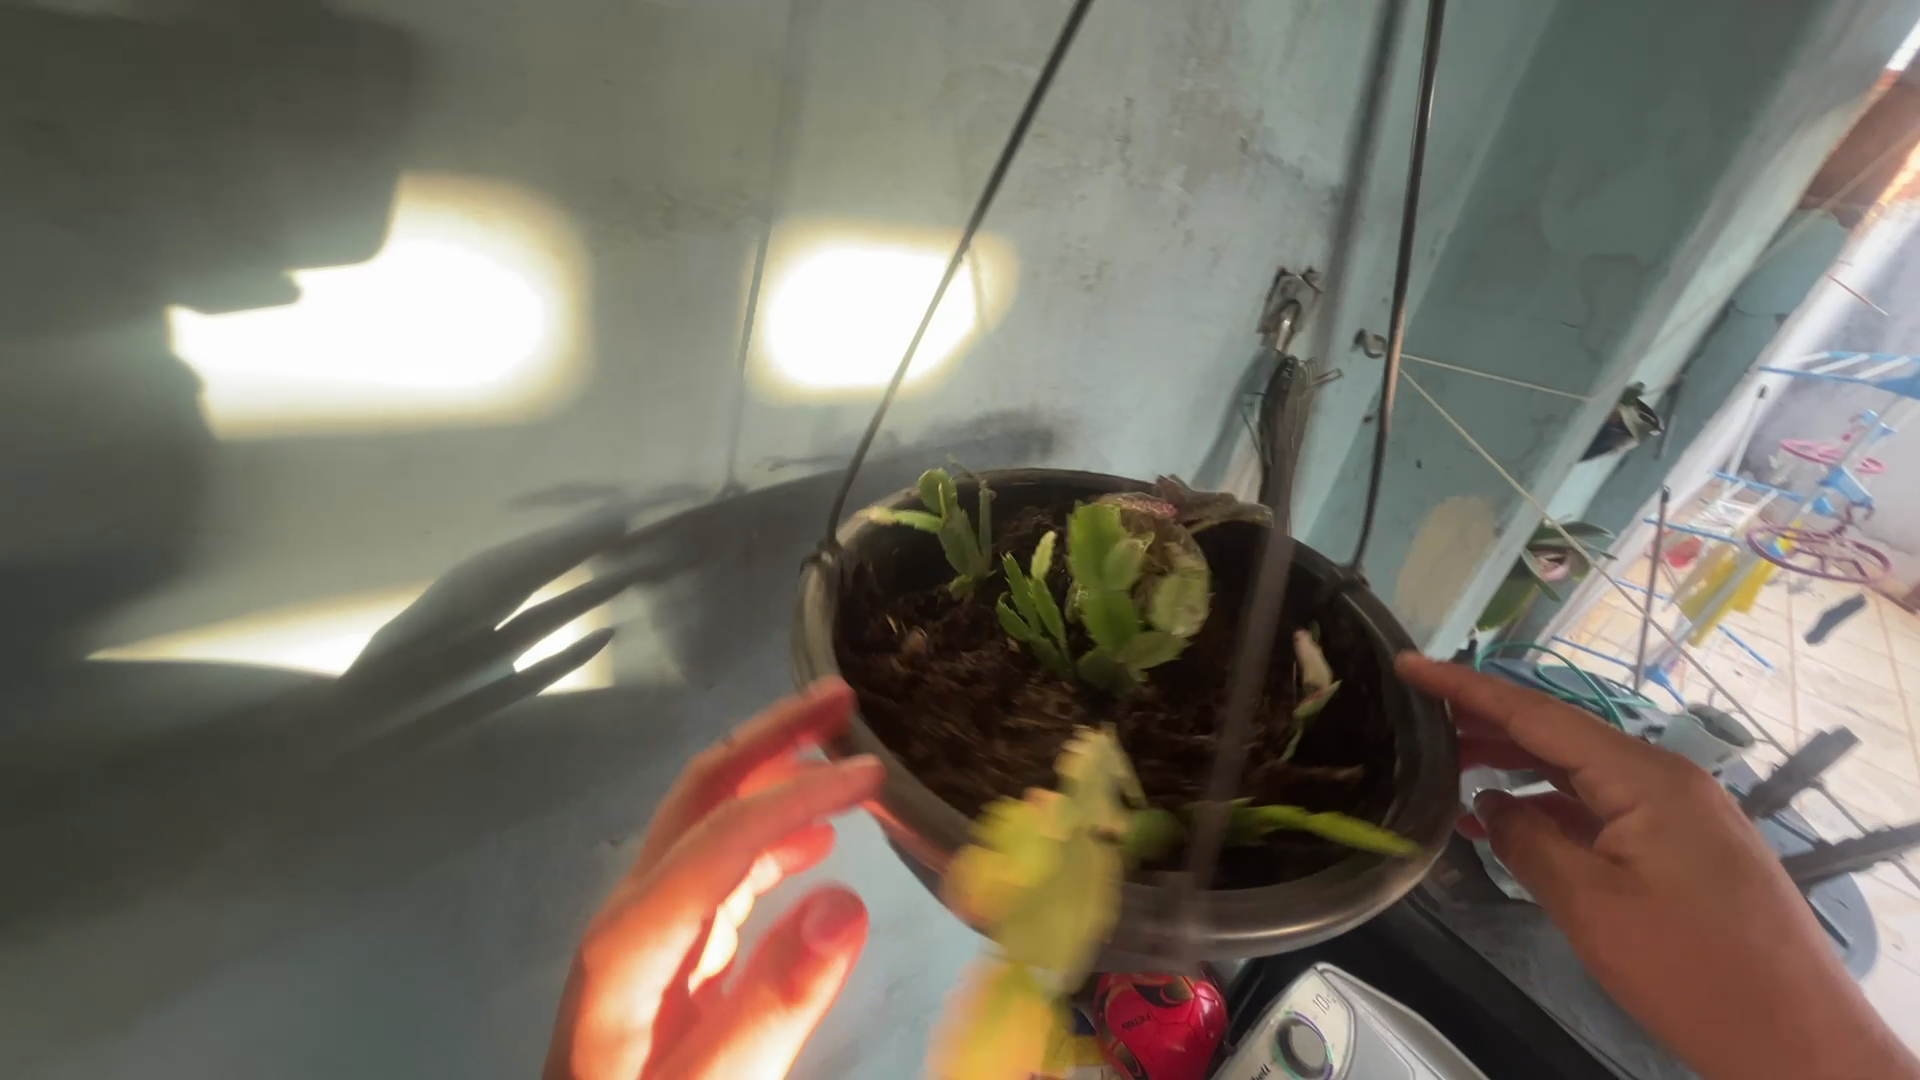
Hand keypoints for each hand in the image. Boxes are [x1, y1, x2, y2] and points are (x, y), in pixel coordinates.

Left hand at [542, 679, 884, 1079]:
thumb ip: (772, 1008)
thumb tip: (846, 903)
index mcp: (635, 940)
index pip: (725, 834)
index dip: (801, 793)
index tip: (874, 774)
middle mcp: (637, 907)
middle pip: (703, 789)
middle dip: (773, 733)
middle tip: (840, 698)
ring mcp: (652, 919)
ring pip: (713, 811)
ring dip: (777, 767)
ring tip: (841, 746)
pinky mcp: (671, 940)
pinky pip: (726, 858)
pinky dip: (776, 828)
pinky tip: (821, 837)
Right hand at [1397, 653, 1919, 1079]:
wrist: (1804, 1053)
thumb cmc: (1692, 971)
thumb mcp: (1586, 901)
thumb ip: (1522, 837)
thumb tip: (1488, 804)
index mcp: (1644, 778)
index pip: (1533, 713)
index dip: (1462, 686)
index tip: (1406, 664)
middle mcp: (1661, 779)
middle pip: (1552, 732)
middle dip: (1479, 721)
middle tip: (1411, 716)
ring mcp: (1672, 811)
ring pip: (1570, 767)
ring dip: (1506, 763)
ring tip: (1442, 764)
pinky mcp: (1674, 842)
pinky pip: (1592, 803)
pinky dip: (1540, 803)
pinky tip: (1496, 818)